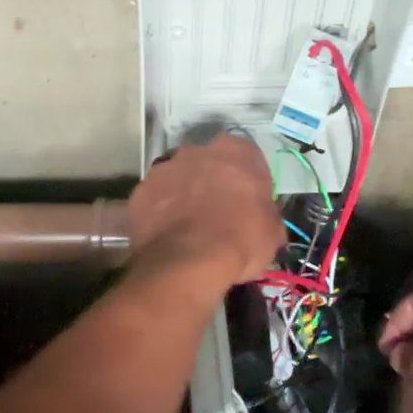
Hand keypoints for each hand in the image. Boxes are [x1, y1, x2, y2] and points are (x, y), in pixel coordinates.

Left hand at [127, 136, 283, 284]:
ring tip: (191, 229)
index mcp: (236, 151)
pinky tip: (169, 236)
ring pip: (179, 179)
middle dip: (213, 183)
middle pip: (209, 164)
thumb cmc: (240, 240)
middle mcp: (198, 150)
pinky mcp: (140, 192)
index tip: (249, 203)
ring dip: (185, 195)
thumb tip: (264, 221)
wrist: (188, 262)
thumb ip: (267, 215)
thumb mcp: (272, 232)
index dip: (249, 181)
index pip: (248, 158)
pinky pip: (156, 200)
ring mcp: (164, 169)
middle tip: (219, 214)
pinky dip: (162, 212)